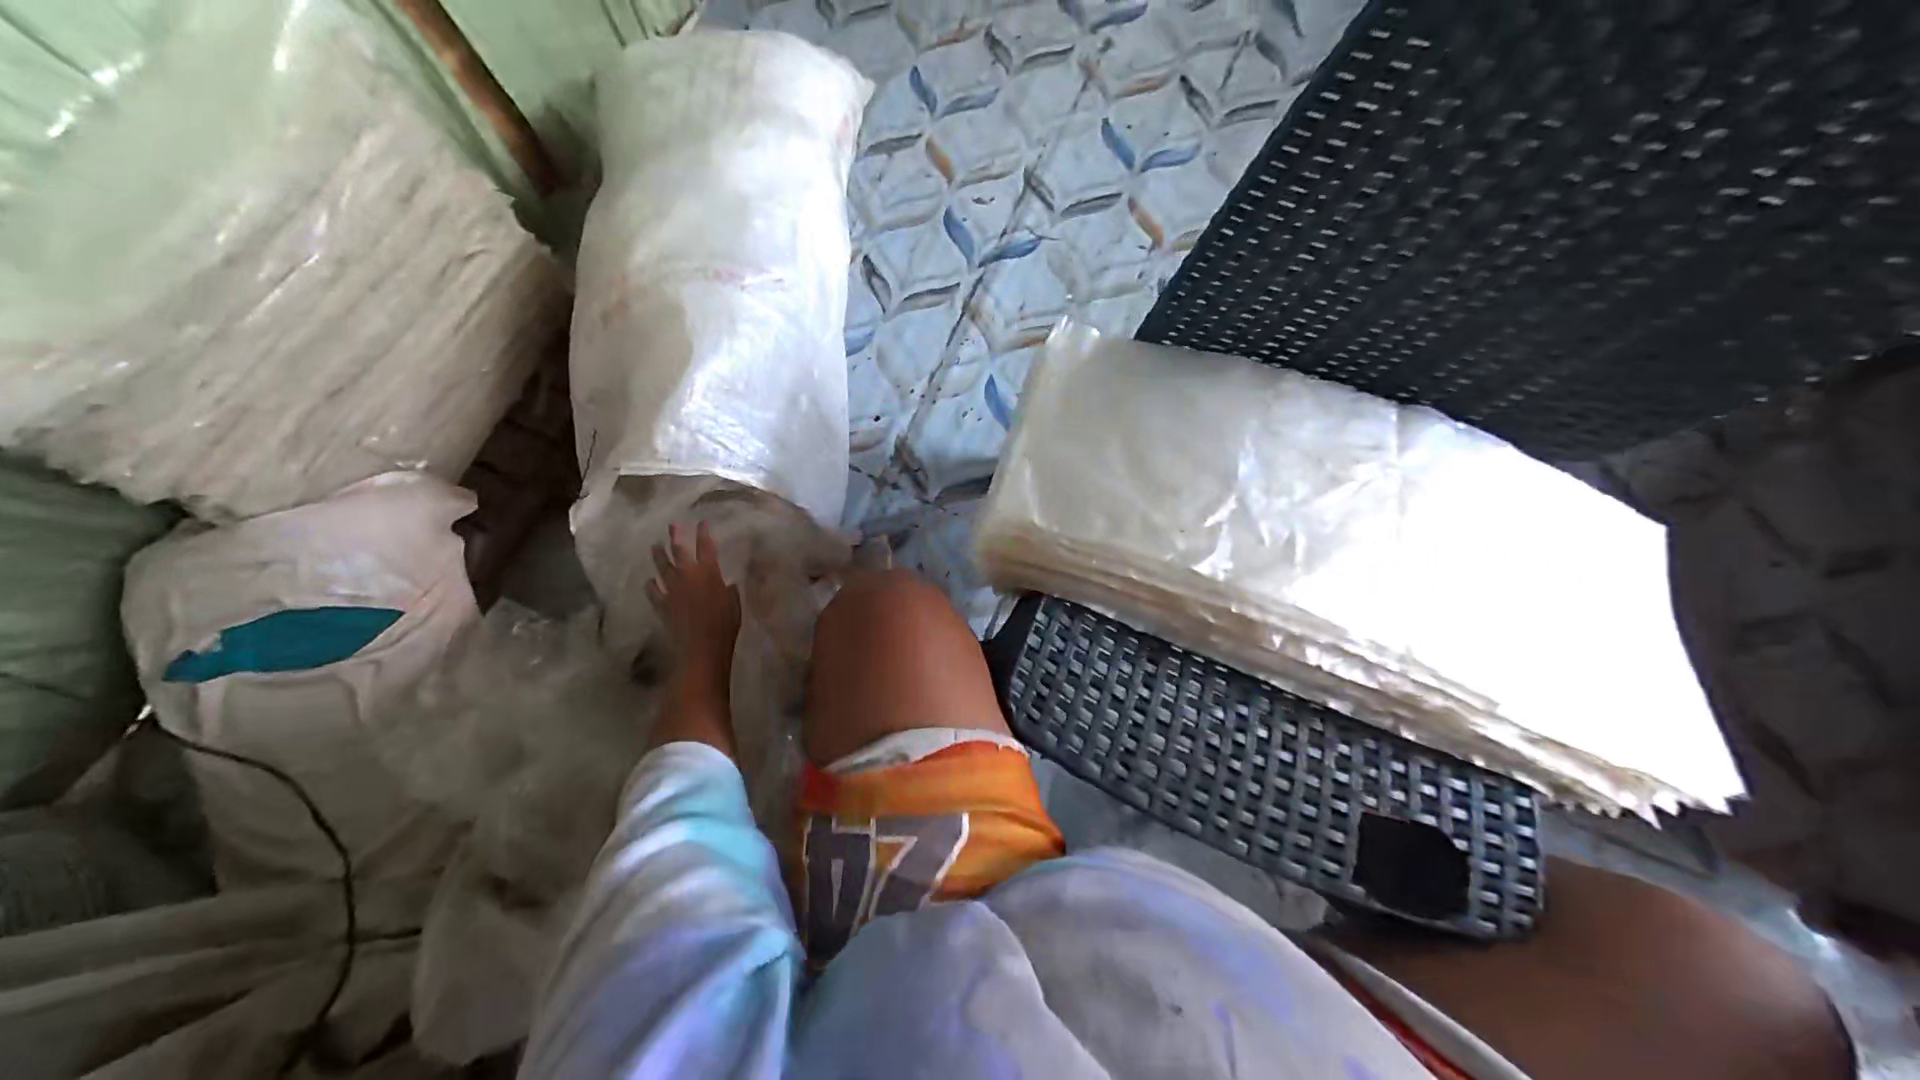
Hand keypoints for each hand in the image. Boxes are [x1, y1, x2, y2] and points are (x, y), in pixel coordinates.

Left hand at [648, 521, 742, 691]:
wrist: (701, 647)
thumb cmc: (725, 624)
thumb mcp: (734, 604)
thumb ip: (730, 591)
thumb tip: (728, 584)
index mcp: (709, 573)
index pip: (707, 547)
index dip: (704, 534)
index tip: (702, 522)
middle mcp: (688, 576)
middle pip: (679, 551)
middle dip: (676, 536)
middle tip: (672, 525)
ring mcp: (672, 589)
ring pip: (663, 567)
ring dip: (659, 555)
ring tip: (655, 546)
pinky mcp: (662, 605)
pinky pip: (653, 591)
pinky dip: (651, 585)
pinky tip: (649, 581)